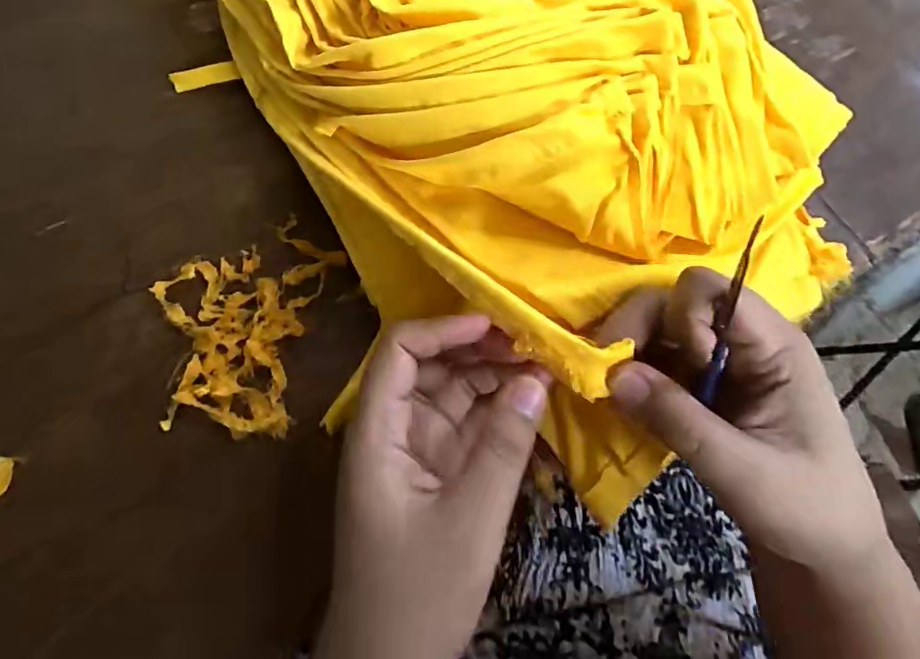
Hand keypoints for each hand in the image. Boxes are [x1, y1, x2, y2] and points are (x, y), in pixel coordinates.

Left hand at [315, 315, 549, 658]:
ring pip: (451, 390)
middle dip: (478, 348)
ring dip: (493, 374)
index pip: (400, 351)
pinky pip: (465, 422)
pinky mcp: (436, 469)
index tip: (494, 325)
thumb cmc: (418, 594)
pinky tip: (531, 398)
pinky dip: (496, 408)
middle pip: (429, 365)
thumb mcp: (470, 520)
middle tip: (532, 343)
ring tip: (541, 364)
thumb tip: (537, 378)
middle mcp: (392, 428)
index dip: (443, 329)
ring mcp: (414, 448)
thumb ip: (505, 446)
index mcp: (378, 431)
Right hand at [594, 268, 886, 570]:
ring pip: (662, 329)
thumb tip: (613, 375)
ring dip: (633, 353)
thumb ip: (679, 420)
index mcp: (773, 344)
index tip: (683, 366)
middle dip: (639, 328)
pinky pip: (661, 361)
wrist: (828, 560)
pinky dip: (638, 376)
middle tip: (610, 373)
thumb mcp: (743, 472)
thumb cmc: (806, 511)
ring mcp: (724, 363)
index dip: (682, 315)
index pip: (712, 290)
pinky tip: (626, 404)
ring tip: (613, 392)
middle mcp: (745, 341)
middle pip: (676, 302)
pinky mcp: (706, 386)